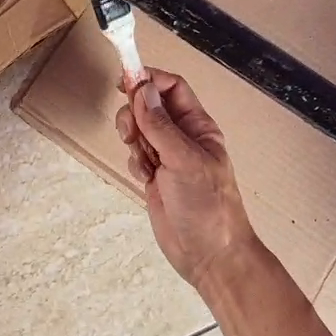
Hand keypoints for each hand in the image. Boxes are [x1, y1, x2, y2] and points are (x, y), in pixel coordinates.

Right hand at [116, 69, 260, 287]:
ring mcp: (167, 158)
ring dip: (134, 139)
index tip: (124, 81)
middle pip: (149, 106)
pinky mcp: (154, 178)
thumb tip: (141, 88)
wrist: (210, 257)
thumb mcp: (184, 160)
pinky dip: (134, 163)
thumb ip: (160, 125)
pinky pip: (135, 156)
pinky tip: (145, 179)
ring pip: (139, 130)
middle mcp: (182, 137)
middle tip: (132, 132)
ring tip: (144, 161)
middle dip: (135, 113)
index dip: (149, 79)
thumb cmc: (207, 205)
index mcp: (198, 126)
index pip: (172, 88)